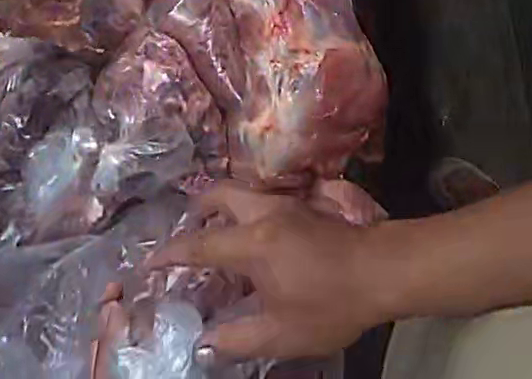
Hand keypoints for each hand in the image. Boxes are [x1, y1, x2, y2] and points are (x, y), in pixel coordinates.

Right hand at [147, 182, 393, 362]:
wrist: (382, 268)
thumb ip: (235, 338)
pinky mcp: (311, 204)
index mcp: (255, 242)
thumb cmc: (330, 303)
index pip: (201, 244)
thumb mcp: (279, 334)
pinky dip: (250, 210)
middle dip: (198, 208)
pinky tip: (252, 235)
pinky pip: (269, 198)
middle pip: (224, 194)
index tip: (149, 262)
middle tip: (184, 233)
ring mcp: (293, 203)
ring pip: (248, 192)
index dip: (171, 253)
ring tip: (214, 236)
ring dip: (225, 207)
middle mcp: (270, 212)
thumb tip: (205, 341)